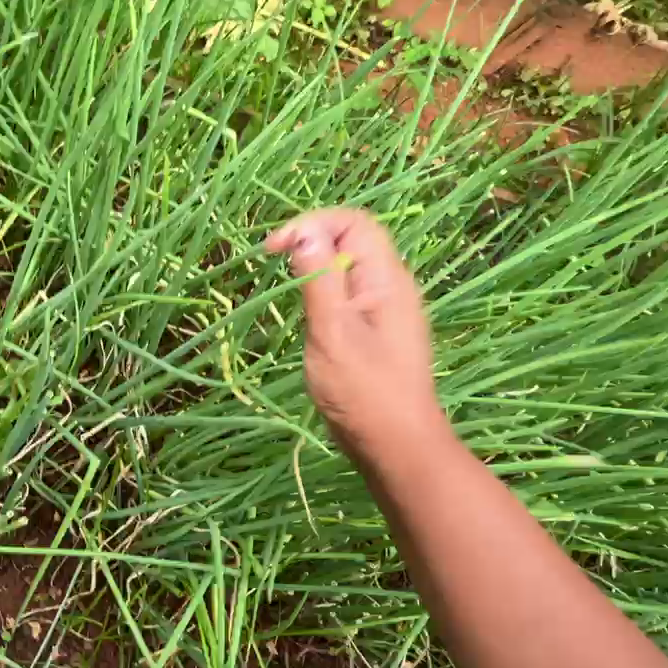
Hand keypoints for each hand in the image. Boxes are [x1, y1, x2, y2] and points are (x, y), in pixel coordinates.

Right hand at [265, 208, 450, 461]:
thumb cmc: (363, 391)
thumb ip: (318, 280)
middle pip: (350, 239)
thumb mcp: (333, 332)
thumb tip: (304, 232)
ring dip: (312, 265)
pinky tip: (303, 308)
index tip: (273, 249)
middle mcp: (390, 286)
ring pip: (346, 266)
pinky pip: (345, 291)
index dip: (312, 224)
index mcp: (386, 280)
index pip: (354, 223)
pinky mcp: (374, 329)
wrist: (395, 444)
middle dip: (309, 240)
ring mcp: (384, 308)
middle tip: (272, 263)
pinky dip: (319, 288)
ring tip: (282, 283)